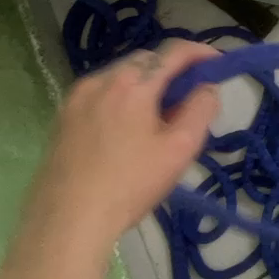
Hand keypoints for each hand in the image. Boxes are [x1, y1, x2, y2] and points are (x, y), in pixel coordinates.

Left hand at [5, 39, 222, 271]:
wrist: (64, 227)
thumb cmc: (129, 185)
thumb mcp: (181, 147)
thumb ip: (201, 108)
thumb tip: (205, 88)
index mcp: (132, 84)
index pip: (174, 51)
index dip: (201, 53)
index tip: (218, 66)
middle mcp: (100, 81)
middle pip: (146, 60)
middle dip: (172, 70)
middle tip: (190, 97)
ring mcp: (75, 100)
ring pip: (121, 76)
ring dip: (146, 84)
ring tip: (160, 115)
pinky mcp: (61, 120)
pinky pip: (101, 94)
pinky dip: (122, 97)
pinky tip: (128, 129)